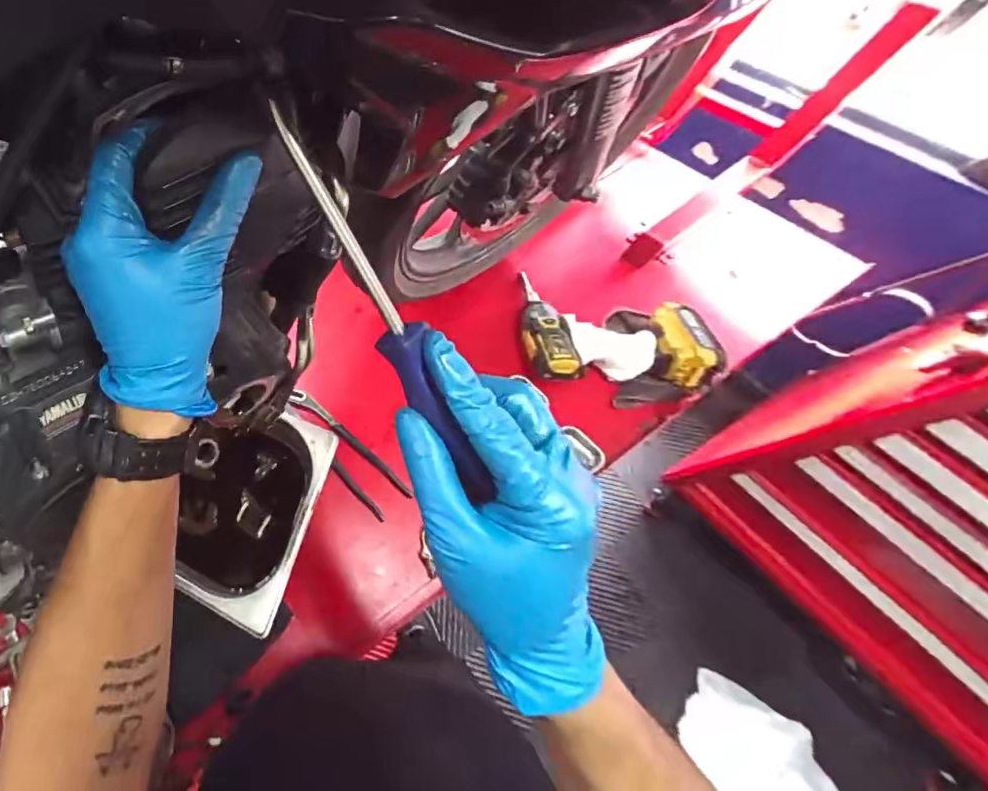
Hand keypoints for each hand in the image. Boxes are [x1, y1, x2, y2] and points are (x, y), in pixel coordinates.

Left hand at [62, 124, 261, 417]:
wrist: (156, 379)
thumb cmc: (172, 325)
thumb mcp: (200, 262)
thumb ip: (220, 207)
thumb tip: (244, 163)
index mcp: (101, 230)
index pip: (111, 159)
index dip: (141, 134)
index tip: (175, 125)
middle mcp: (85, 236)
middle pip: (109, 175)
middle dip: (145, 154)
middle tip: (185, 142)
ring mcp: (89, 253)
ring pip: (112, 198)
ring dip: (143, 180)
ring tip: (182, 165)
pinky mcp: (101, 267)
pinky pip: (116, 221)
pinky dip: (140, 205)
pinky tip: (170, 202)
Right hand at [394, 329, 603, 716]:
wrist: (543, 635)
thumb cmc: (499, 598)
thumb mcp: (453, 538)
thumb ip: (431, 472)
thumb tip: (412, 416)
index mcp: (546, 498)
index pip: (496, 426)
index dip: (460, 385)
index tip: (434, 350)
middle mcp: (570, 476)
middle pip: (519, 406)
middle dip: (473, 387)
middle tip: (430, 373)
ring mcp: (574, 473)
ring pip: (528, 412)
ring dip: (485, 401)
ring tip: (445, 405)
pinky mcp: (567, 474)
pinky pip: (532, 430)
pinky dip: (498, 421)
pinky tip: (470, 430)